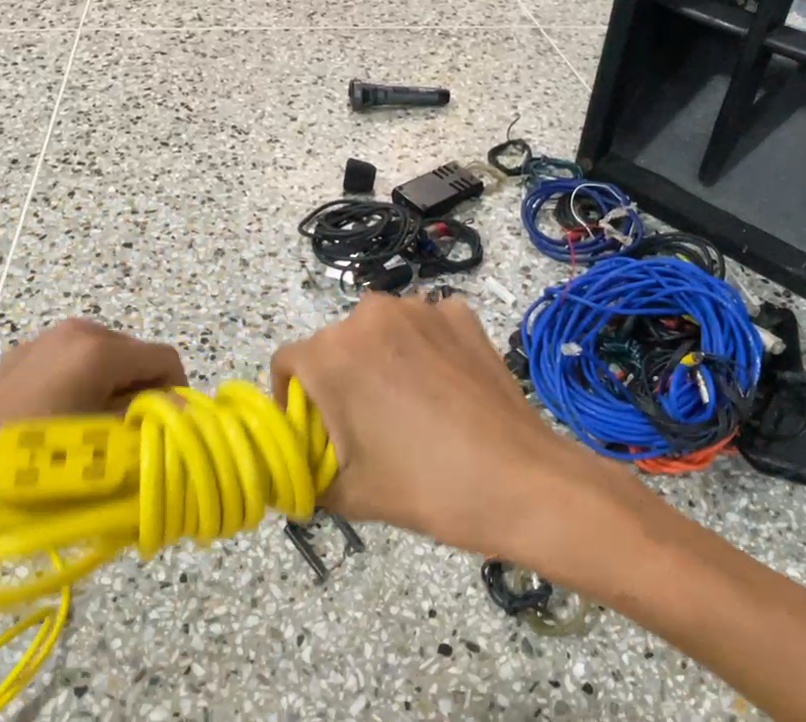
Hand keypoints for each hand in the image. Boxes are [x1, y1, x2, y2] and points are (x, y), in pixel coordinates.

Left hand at [0, 320, 185, 505]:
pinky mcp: (20, 357)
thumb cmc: (31, 471)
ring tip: (90, 439)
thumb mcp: (103, 452)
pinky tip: (59, 428)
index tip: (161, 438)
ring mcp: (44, 341)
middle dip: (140, 397)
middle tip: (125, 443)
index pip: (166, 361)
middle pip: (136, 358)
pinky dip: (83, 390)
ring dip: (111, 395)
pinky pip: (73, 366)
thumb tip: (181, 416)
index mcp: (98, 348)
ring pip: (105, 363)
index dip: (173, 400)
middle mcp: (75, 331)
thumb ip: (149, 427)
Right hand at [269, 293, 618, 557]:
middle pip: (336, 345)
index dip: (291, 400)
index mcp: (332, 353)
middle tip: (362, 426)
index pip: (287, 363)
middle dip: (338, 380)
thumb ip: (308, 479)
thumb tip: (299, 478)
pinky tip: (444, 390)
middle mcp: (371, 316)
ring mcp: (422, 310)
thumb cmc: (425, 486)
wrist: (519, 480)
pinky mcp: (462, 316)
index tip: (312, 431)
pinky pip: (426, 328)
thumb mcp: (349, 494)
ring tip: (408, 408)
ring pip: (382, 332)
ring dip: (382, 361)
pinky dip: (425, 350)